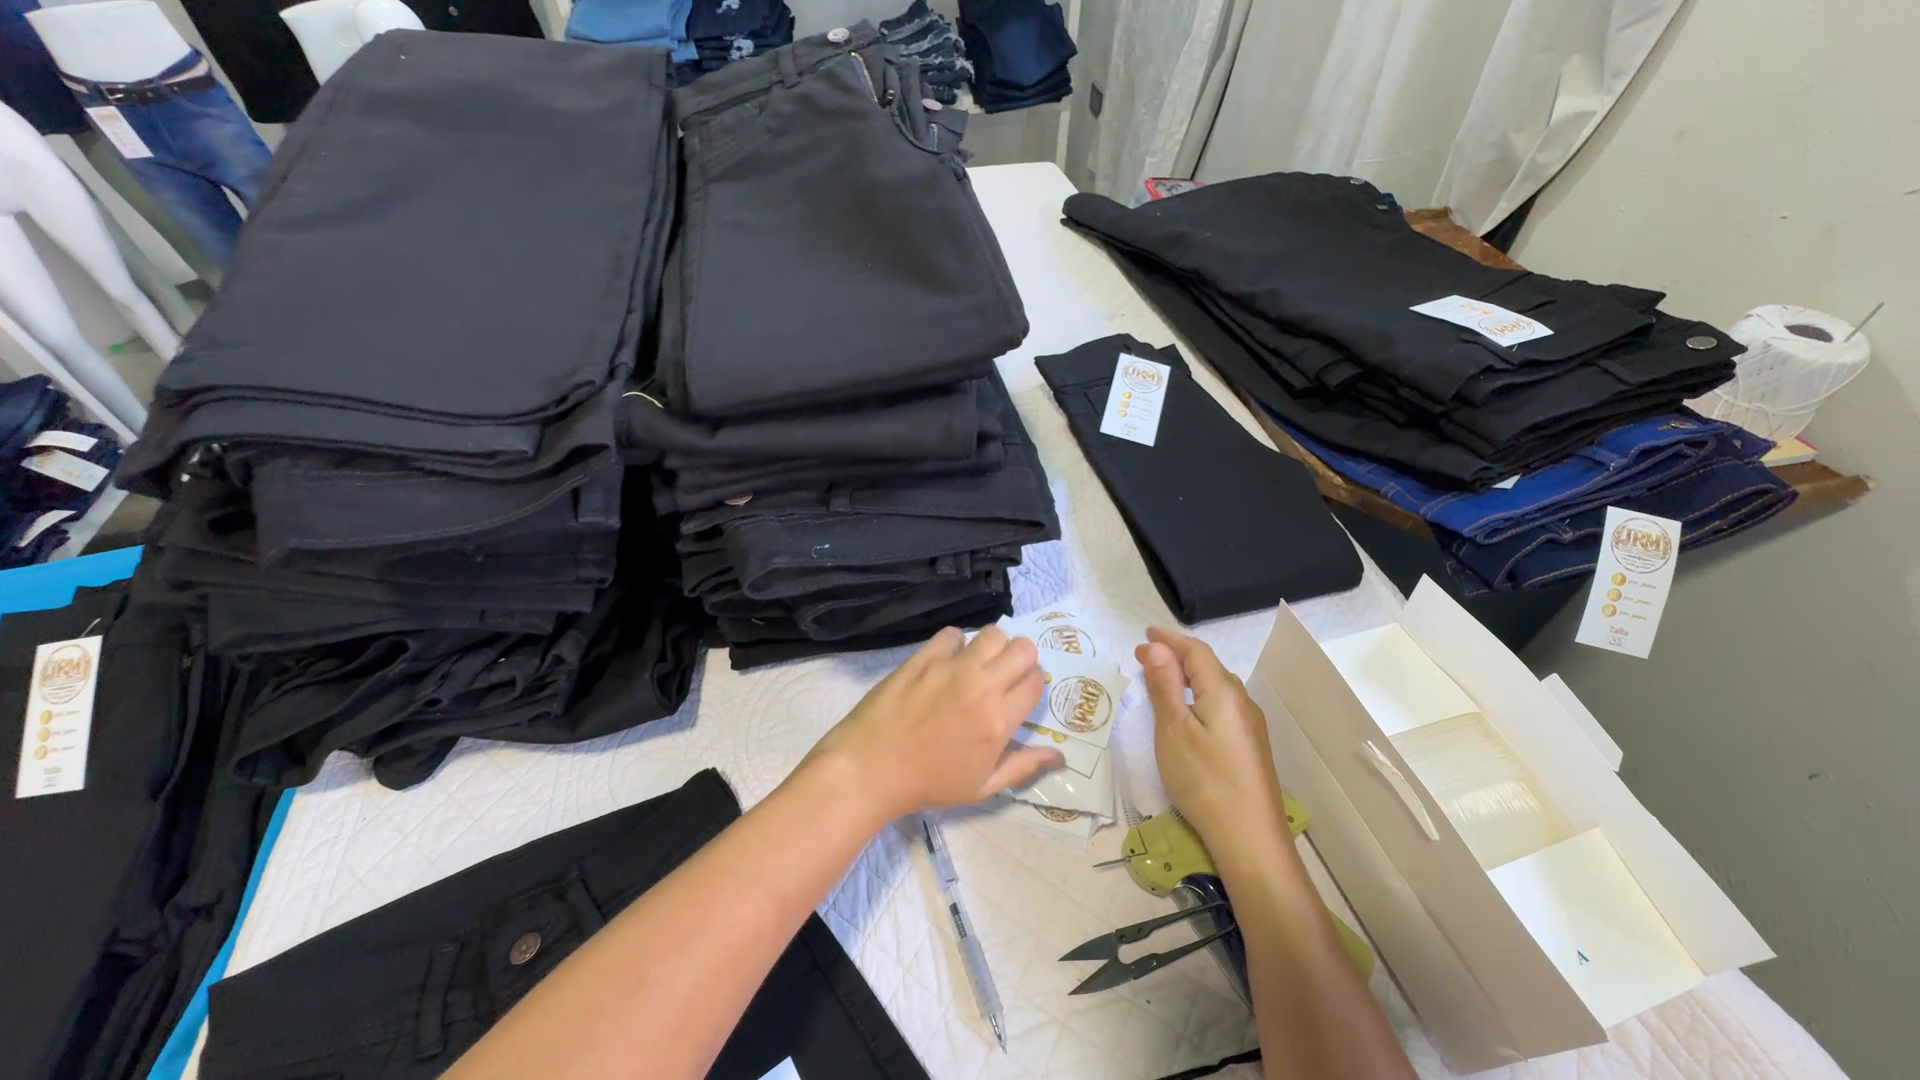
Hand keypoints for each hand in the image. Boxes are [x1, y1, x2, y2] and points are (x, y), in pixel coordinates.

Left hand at [804, 626, 1062, 822]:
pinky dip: (956, 644)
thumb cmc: (928, 784)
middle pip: (1023, 649)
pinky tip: (947, 662)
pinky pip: (952, 635)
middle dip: (1021, 659)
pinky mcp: (923, 659)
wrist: (870, 769)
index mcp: (998, 721)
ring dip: (992, 647)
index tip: (1019, 694)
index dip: (1033, 684)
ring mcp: (951, 669)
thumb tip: (1059, 754)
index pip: (1036, 681)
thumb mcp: (982, 787)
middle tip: (1004, 676)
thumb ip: (1023, 766)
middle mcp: (981, 687)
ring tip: (978, 665)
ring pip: (992, 634)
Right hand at [1136, 627, 1287, 856]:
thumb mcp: (1173, 730)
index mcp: (1223, 692)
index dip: (1169, 639)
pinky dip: (1200, 697)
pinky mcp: (1251, 747)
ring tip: (1161, 681)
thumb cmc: (1204, 780)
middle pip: (1209, 667)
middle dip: (1176, 656)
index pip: (1196, 651)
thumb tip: (1156, 647)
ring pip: (1217, 687)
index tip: (1144, 633)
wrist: (1250, 837)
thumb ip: (1165, 686)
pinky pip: (1222, 706)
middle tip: (1144, 658)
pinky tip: (1188, 714)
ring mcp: (1250, 726)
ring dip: (1188, 677)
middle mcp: (1242, 702)